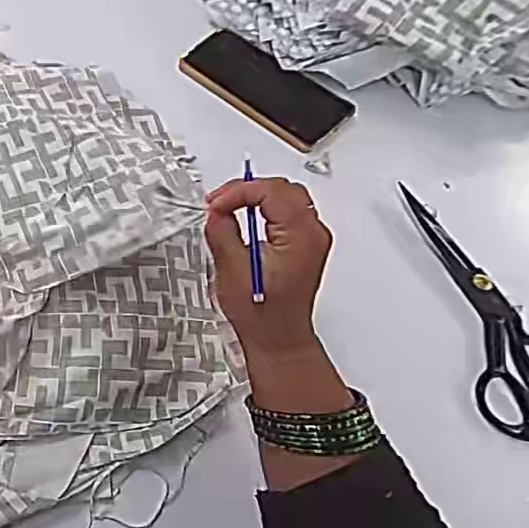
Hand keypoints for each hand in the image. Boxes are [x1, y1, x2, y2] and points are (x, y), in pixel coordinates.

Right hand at [205, 176, 331, 359]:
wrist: (277, 338)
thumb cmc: (262, 314)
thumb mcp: (232, 270)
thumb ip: (222, 232)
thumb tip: (217, 212)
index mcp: (299, 236)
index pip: (270, 192)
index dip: (237, 192)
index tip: (216, 204)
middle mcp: (313, 233)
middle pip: (282, 189)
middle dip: (246, 189)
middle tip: (218, 201)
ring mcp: (312, 239)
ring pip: (286, 197)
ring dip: (255, 197)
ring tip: (227, 208)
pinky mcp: (304, 246)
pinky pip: (287, 213)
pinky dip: (264, 209)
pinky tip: (244, 218)